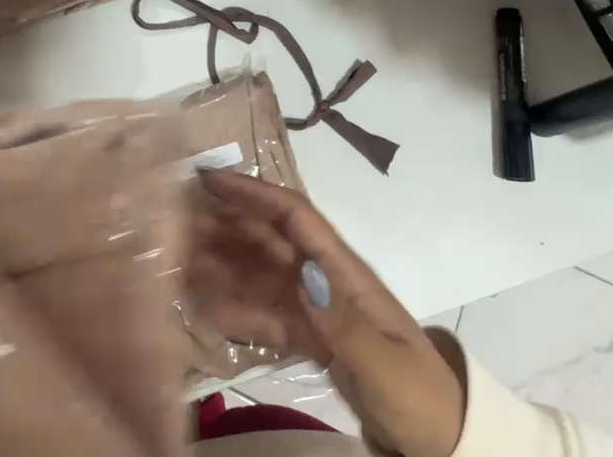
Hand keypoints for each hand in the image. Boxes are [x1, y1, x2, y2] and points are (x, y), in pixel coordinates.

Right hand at [188, 170, 465, 456]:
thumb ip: (343, 320)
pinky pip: (261, 313)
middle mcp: (323, 279)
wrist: (438, 434)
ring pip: (258, 273)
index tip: (209, 181)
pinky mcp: (308, 336)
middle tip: (174, 219)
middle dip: (224, 223)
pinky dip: (232, 307)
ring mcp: (313, 307)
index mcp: (344, 272)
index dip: (253, 194)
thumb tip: (304, 271)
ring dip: (220, 262)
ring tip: (177, 258)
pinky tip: (201, 306)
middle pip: (268, 239)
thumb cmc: (416, 392)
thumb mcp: (383, 362)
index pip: (294, 218)